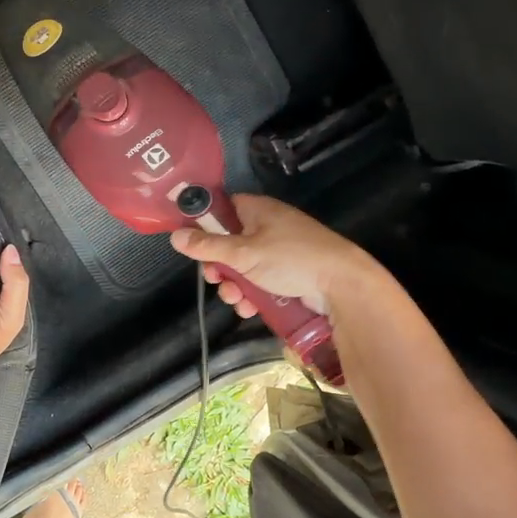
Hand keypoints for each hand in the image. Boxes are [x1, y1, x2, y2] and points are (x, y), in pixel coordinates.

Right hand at [168, 194, 382, 317]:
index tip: (193, 245)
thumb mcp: (243, 253)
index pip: (221, 209)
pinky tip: (250, 308)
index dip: (204, 226)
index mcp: (256, 210)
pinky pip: (259, 281)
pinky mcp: (288, 273)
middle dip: (218, 267)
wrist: (342, 284)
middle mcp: (266, 226)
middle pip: (228, 243)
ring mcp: (278, 251)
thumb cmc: (291, 258)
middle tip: (215, 279)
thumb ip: (207, 246)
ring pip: (242, 268)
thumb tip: (174, 235)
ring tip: (237, 300)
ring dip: (234, 286)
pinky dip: (251, 294)